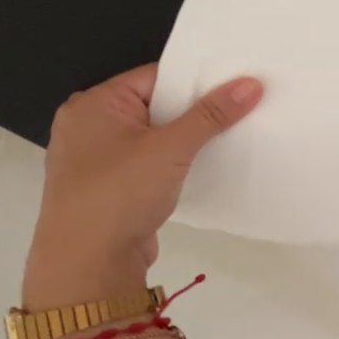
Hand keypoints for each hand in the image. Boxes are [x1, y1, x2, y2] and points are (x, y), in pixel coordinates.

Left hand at [22, 64, 262, 308]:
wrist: (87, 261)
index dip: (198, 78)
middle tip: (245, 104)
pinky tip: (209, 162)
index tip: (239, 81)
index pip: (156, 77)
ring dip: (192, 136)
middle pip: (159, 103)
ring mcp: (100, 156)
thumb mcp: (171, 148)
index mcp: (94, 105)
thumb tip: (251, 83)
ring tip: (234, 132)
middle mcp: (91, 124)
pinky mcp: (114, 183)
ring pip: (159, 133)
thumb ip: (212, 114)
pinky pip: (154, 158)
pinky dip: (180, 158)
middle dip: (199, 108)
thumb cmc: (118, 194)